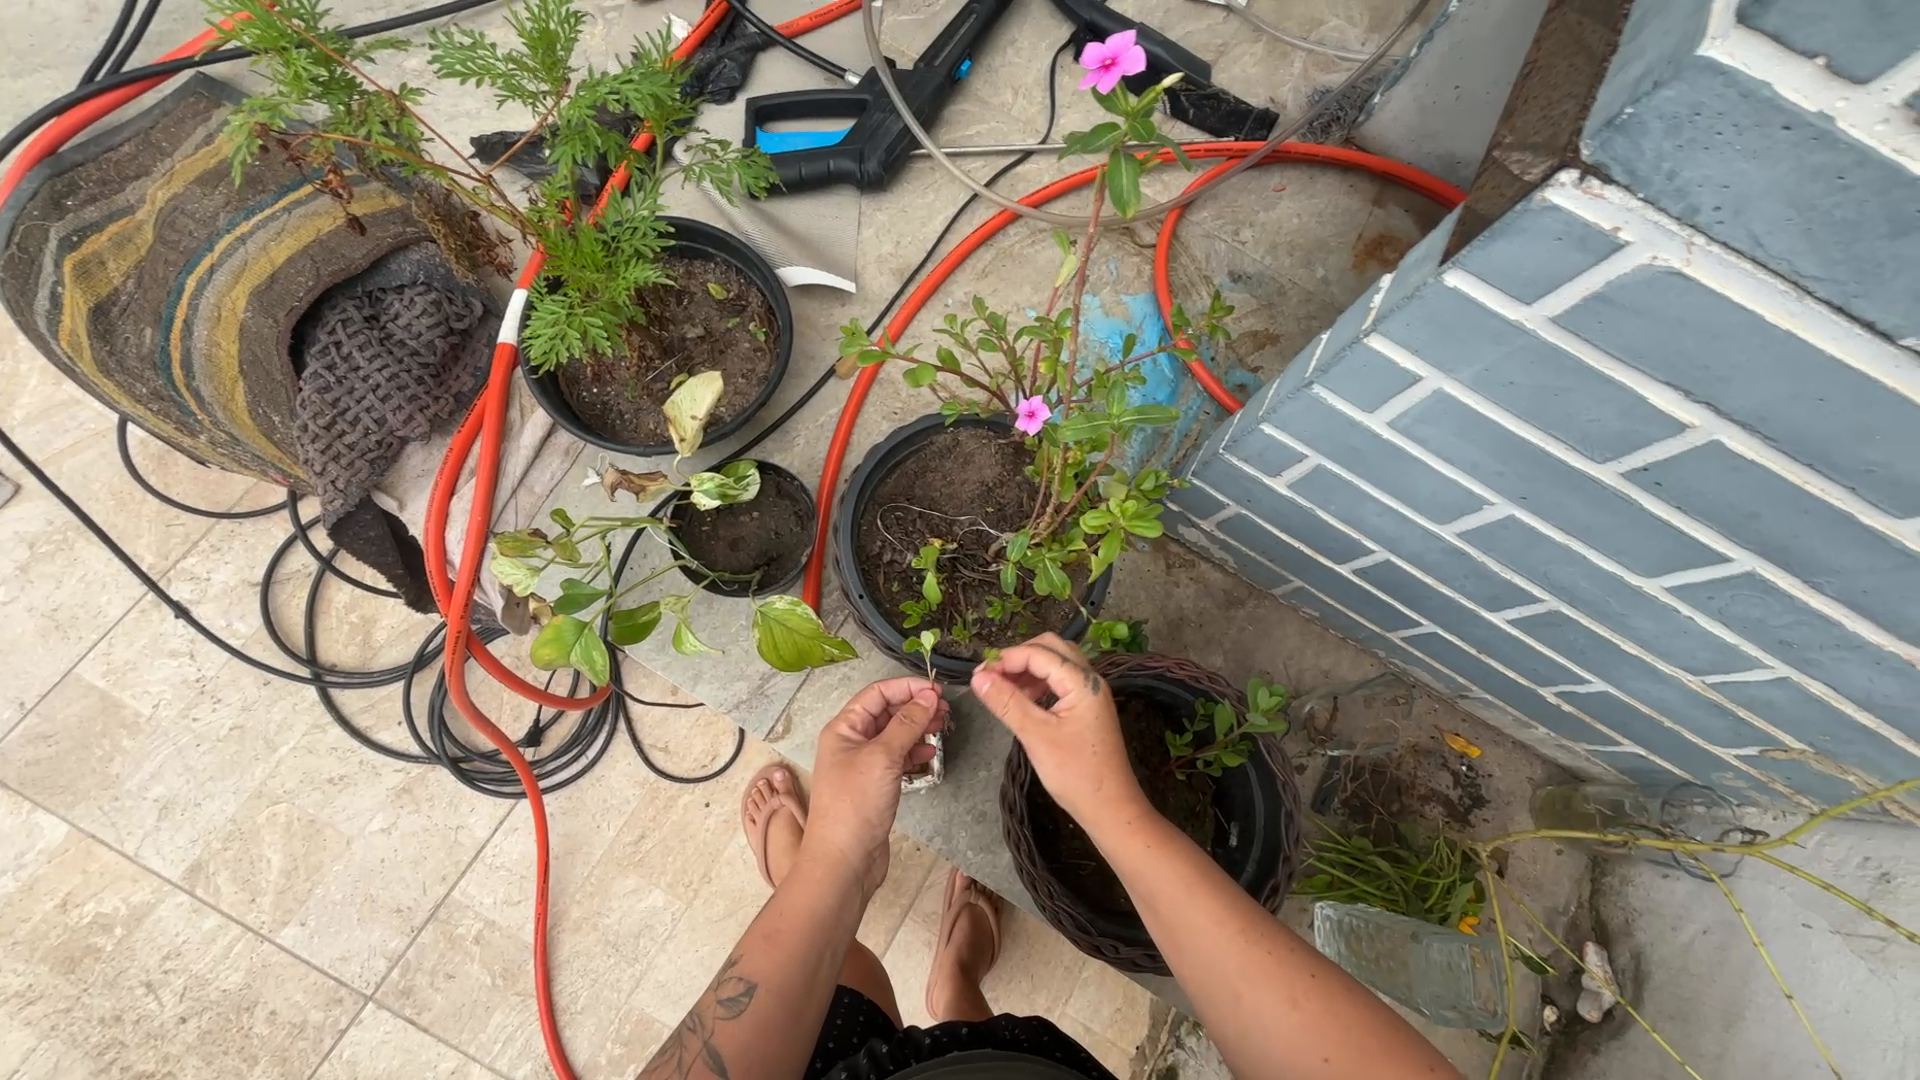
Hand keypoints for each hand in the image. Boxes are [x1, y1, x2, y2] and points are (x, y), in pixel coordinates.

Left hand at [803, 676, 947, 894]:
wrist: (844, 862)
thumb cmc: (855, 806)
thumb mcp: (883, 757)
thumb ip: (907, 723)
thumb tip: (928, 696)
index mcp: (844, 728)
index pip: (878, 693)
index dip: (907, 687)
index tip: (936, 690)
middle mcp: (851, 742)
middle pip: (886, 712)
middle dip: (915, 706)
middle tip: (944, 709)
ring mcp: (862, 765)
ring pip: (894, 735)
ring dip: (917, 728)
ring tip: (942, 727)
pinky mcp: (874, 785)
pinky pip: (896, 758)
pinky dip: (914, 752)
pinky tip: (929, 754)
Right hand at [969, 633, 1146, 829]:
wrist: (1111, 808)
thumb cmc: (1076, 774)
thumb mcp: (1036, 736)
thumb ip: (1007, 702)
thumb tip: (978, 677)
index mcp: (1083, 682)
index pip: (1038, 653)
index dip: (1006, 659)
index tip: (978, 674)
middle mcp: (1090, 680)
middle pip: (1050, 648)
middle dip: (1018, 656)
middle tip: (991, 676)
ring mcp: (1090, 693)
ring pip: (1056, 663)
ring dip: (1028, 669)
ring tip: (1002, 688)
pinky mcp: (1087, 708)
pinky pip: (1060, 681)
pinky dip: (1038, 683)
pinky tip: (1023, 700)